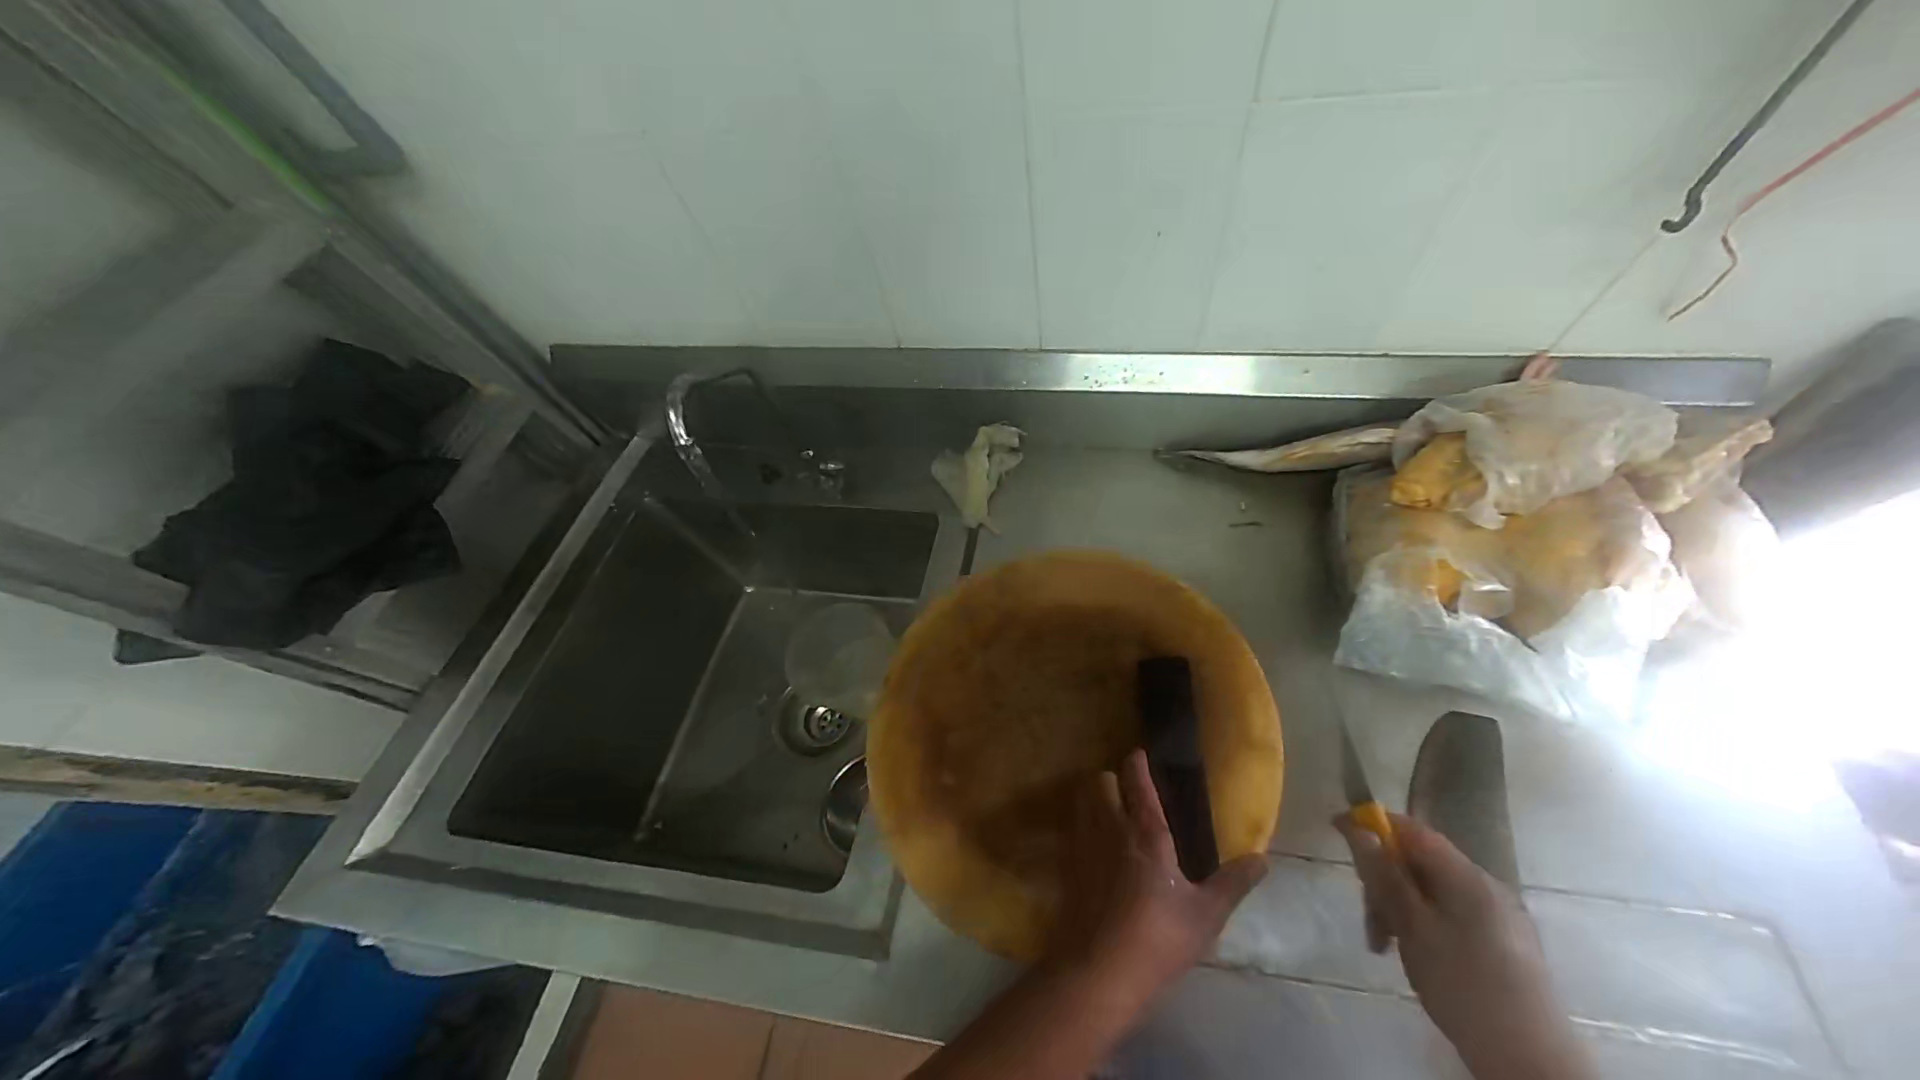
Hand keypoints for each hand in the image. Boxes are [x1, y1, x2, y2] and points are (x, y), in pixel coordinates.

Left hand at [1051, 749, 1267, 995]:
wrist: (1098, 970)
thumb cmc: (1158, 939)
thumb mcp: (1206, 915)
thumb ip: (1234, 883)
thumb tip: (1262, 859)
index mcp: (1146, 833)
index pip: (1139, 783)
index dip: (1138, 764)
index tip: (1141, 755)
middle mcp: (1110, 828)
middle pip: (1101, 781)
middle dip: (1113, 780)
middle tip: (1130, 794)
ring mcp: (1084, 845)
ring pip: (1082, 800)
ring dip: (1095, 798)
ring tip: (1112, 814)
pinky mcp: (1067, 866)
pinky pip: (1072, 828)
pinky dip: (1082, 824)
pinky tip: (1096, 847)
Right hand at [1336, 811, 1594, 1079]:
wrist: (1530, 1060)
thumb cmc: (1462, 986)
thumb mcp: (1411, 927)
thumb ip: (1385, 875)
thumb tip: (1359, 828)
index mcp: (1466, 877)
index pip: (1411, 829)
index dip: (1372, 822)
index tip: (1335, 828)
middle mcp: (1486, 885)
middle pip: (1420, 861)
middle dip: (1385, 880)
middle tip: (1368, 918)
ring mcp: (1499, 914)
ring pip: (1432, 890)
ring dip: (1400, 907)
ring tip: (1386, 946)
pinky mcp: (1504, 940)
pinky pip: (1450, 912)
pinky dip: (1423, 921)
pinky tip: (1416, 953)